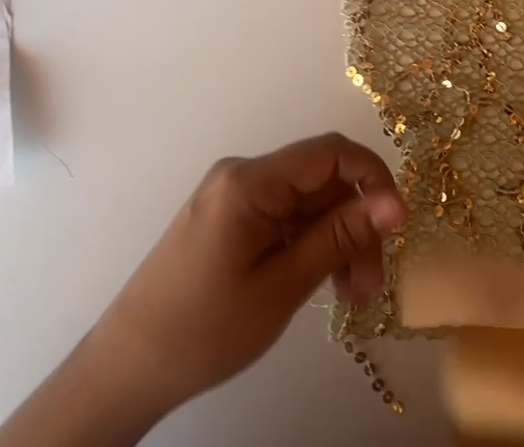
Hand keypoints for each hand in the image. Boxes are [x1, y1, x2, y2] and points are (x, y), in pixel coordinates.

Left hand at [0, 132, 405, 446]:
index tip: (398, 226)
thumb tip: (393, 203)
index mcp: (250, 181)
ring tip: (354, 295)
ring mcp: (235, 199)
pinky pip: (287, 220)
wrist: (126, 370)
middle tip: (372, 283)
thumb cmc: (204, 329)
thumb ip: (340, 236)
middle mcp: (242, 177)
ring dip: (339, 242)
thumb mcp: (283, 285)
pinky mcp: (231, 222)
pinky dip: (313, 247)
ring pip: (310, 205)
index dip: (374, 180)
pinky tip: (327, 284)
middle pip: (323, 183)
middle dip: (357, 225)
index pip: (332, 152)